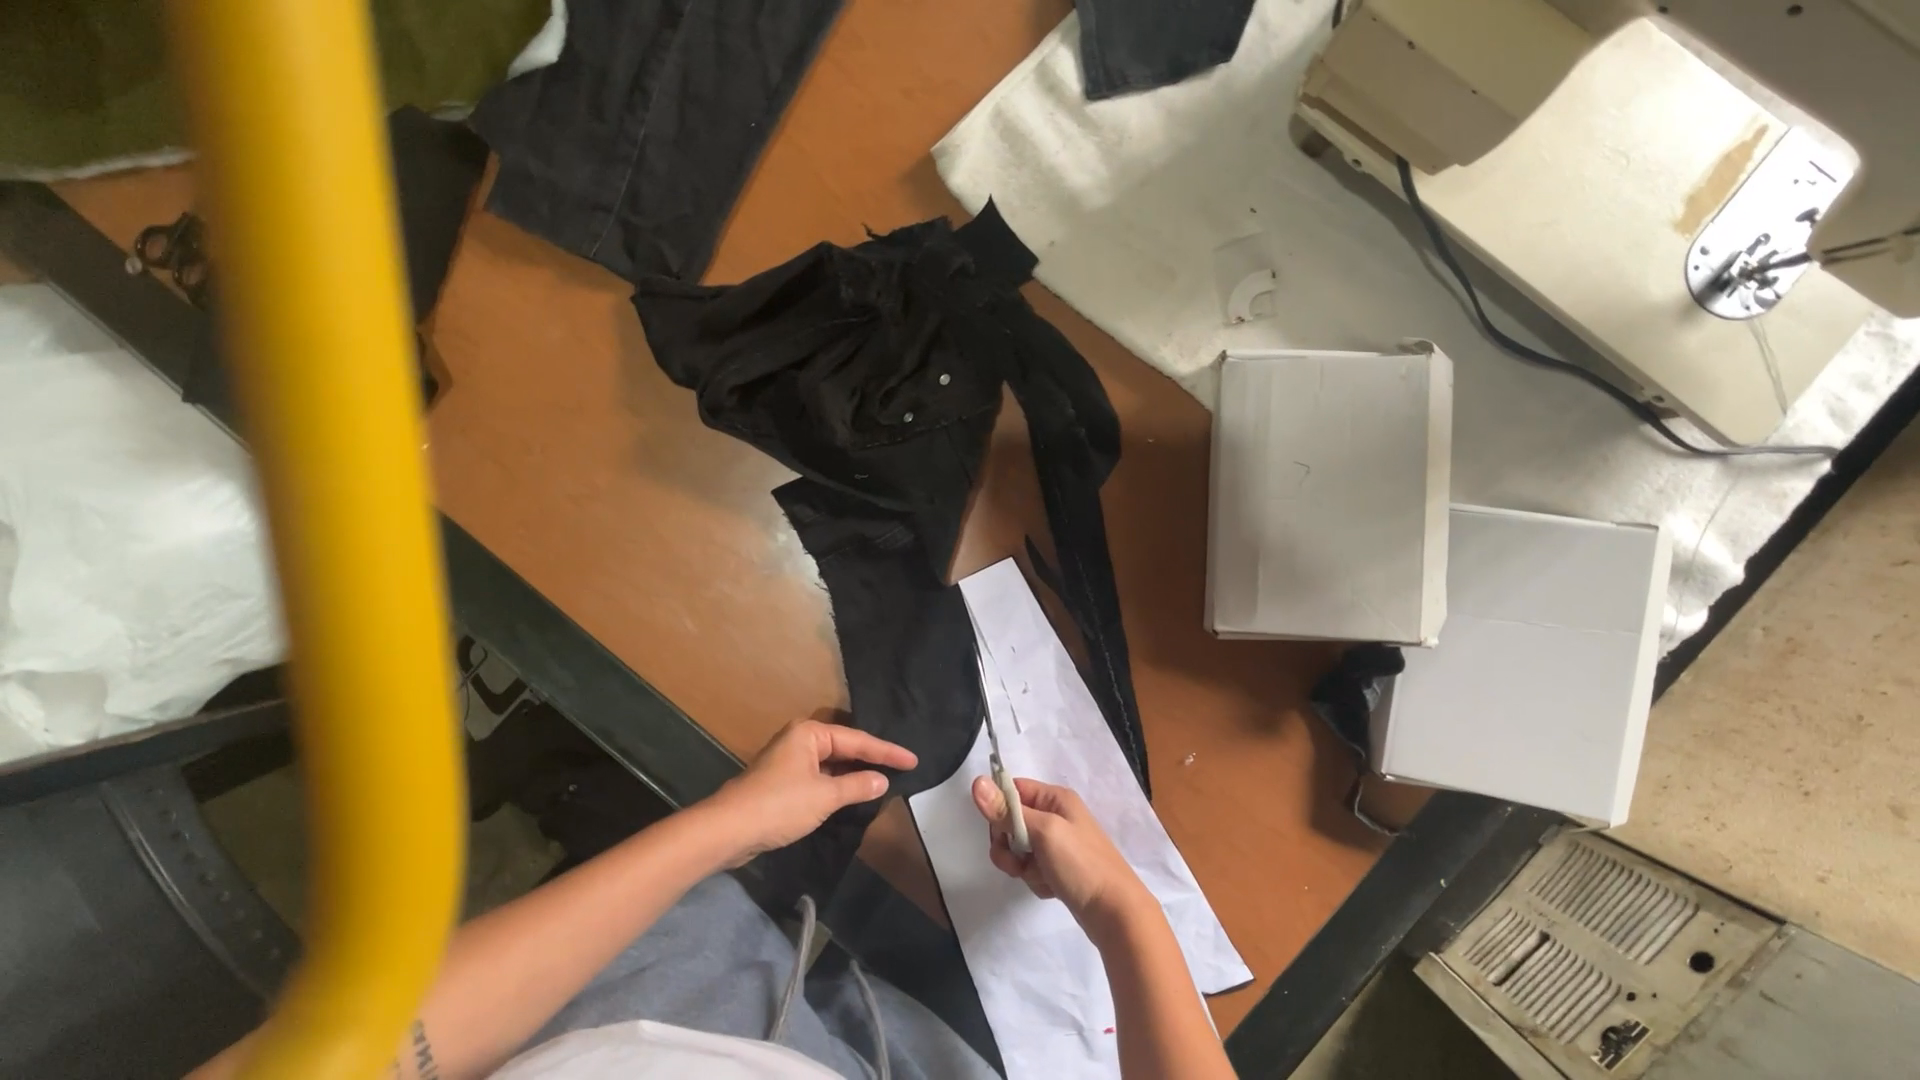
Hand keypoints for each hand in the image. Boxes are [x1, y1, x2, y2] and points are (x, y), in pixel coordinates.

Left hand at [702, 719, 916, 865]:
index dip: (888, 752)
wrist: (728, 829)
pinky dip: (838, 784)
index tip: (914, 760)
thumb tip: (882, 780)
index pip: (858, 740)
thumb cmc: (779, 805)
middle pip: (845, 747)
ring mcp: (789, 761)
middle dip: (872, 758)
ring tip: (885, 778)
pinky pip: (820, 777)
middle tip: (903, 765)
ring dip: (855, 772)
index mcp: (810, 733)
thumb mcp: (825, 796)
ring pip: (832, 763)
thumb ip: (857, 786)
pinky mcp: (783, 782)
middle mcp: (799, 739)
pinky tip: (854, 793)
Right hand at [971, 776, 1152, 936]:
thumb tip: (976, 782)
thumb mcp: (1043, 832)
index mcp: (1055, 798)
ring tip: (1039, 877)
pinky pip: (1031, 868)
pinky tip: (1050, 887)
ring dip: (1021, 866)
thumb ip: (1008, 811)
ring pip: (1018, 849)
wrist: (1115, 912)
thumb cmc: (1081, 864)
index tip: (999, 832)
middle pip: (1011, 822)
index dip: (999, 810)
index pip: (1012, 791)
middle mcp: (1056, 816)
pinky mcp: (1058, 869)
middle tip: (1019, 861)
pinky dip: (1034, 879)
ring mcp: (1057, 844)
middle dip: (1009, 845)